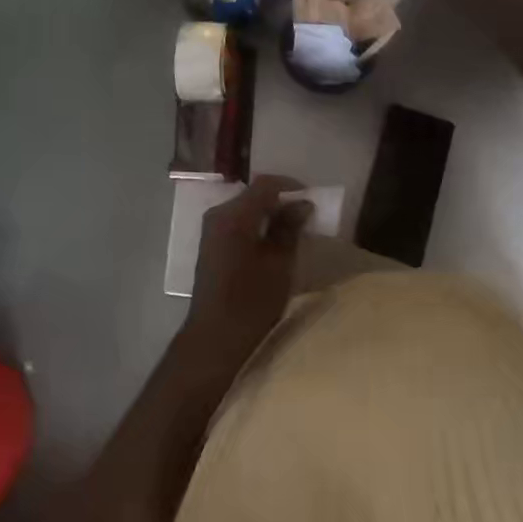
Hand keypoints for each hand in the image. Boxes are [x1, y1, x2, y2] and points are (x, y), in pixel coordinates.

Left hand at [186, 176, 311, 352]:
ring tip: (293, 229)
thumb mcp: (279, 264)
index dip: (290, 185)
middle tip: (306, 215)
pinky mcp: (211, 244)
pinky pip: (236, 222)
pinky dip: (256, 225)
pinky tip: (272, 242)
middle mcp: (218, 215)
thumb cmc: (251, 301)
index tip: (312, 197)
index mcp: (233, 216)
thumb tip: (302, 204)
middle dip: (280, 200)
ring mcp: (211, 229)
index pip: (264, 185)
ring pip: (244, 208)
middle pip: (253, 195)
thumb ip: (289, 229)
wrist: (215, 336)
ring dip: (268, 213)